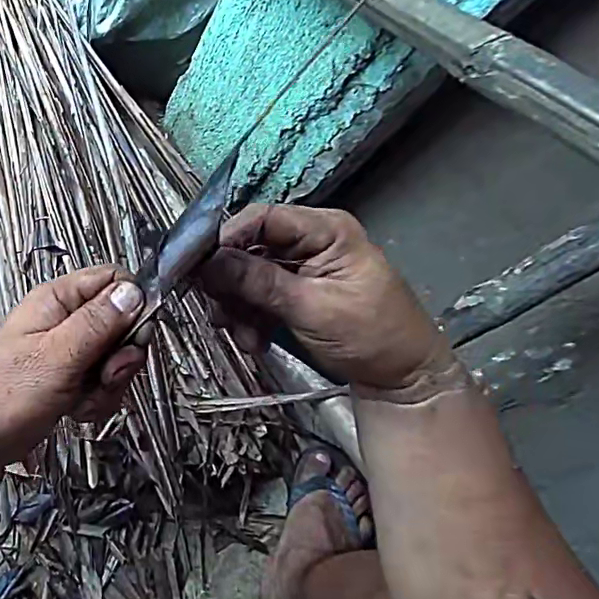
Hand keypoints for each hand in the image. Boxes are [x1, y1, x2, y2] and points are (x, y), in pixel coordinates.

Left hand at [0, 266, 147, 465]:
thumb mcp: (55, 356)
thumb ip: (97, 324)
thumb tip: (133, 291)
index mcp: (57, 300)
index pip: (114, 281)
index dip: (134, 306)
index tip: (133, 337)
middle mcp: (63, 320)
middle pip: (121, 324)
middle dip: (121, 357)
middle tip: (103, 376)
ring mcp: (65, 351)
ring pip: (114, 358)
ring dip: (107, 385)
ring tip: (80, 398)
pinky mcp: (66, 378)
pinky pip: (101, 383)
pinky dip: (95, 400)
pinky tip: (74, 410)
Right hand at [199, 204, 463, 400]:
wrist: (401, 380)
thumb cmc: (373, 337)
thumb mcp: (312, 308)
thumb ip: (258, 282)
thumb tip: (209, 262)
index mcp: (324, 229)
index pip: (262, 218)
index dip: (226, 238)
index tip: (197, 266)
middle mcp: (309, 240)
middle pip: (248, 247)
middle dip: (229, 280)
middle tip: (216, 309)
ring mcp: (299, 266)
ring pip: (246, 274)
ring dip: (236, 305)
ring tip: (240, 335)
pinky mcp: (292, 290)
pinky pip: (256, 295)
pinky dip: (248, 317)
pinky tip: (252, 340)